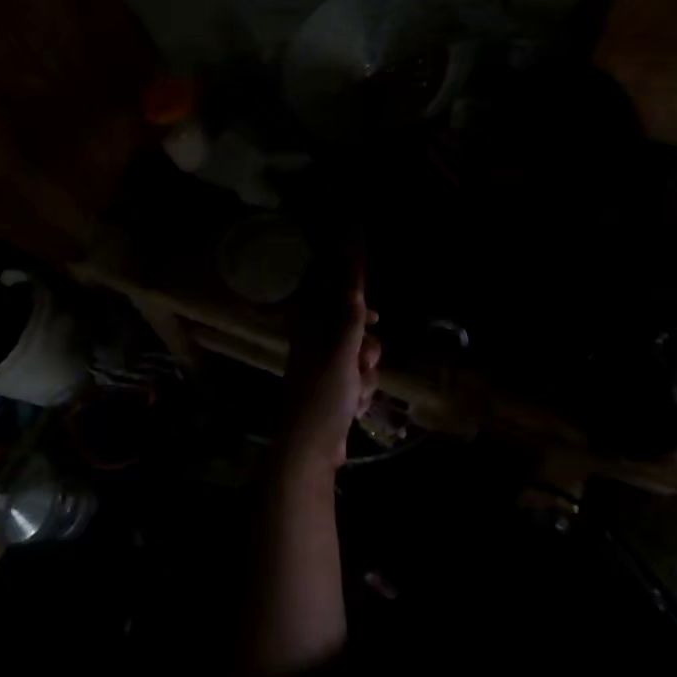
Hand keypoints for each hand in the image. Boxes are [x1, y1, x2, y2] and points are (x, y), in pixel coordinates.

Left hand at [276, 254, 381, 476]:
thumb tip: (353, 288)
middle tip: (366, 348)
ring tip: (357, 386)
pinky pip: (363, 373)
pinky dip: (364, 386)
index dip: (343, 259)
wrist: (312, 446)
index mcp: (310, 324)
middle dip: (365, 336)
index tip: (355, 230)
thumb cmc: (322, 397)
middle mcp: (316, 337)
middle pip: (352, 316)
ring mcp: (327, 361)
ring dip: (367, 368)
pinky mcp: (338, 384)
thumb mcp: (340, 357)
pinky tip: (356, 403)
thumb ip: (349, 321)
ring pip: (363, 347)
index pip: (328, 281)